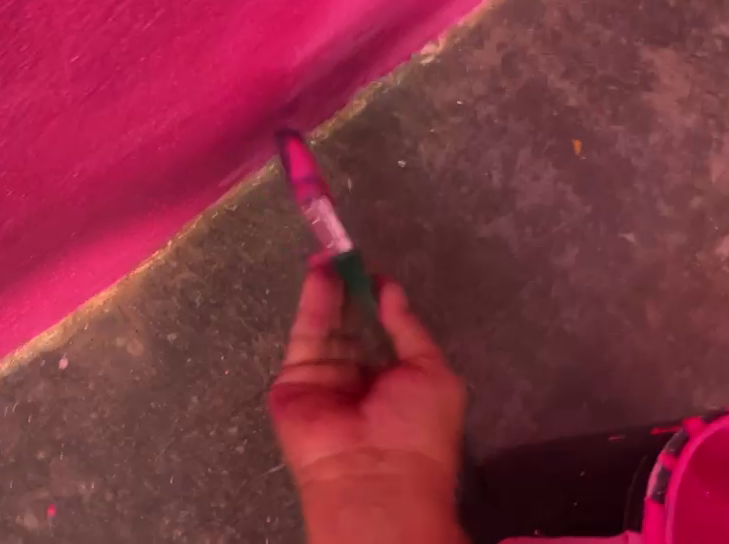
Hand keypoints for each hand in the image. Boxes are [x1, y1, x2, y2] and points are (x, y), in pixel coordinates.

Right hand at [268, 267, 467, 543]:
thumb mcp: (434, 376)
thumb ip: (409, 330)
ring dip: (328, 287)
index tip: (374, 271)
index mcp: (395, 383)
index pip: (382, 332)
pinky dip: (311, 300)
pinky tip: (318, 272)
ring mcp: (324, 375)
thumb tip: (392, 290)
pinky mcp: (294, 373)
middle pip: (350, 322)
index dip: (378, 301)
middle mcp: (358, 376)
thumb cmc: (417, 432)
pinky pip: (305, 332)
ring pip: (326, 321)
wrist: (372, 475)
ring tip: (330, 254)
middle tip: (345, 253)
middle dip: (348, 288)